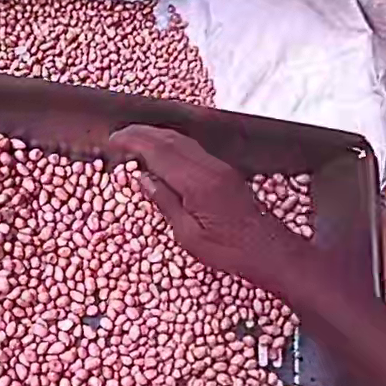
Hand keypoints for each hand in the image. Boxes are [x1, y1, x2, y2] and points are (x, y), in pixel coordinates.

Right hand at [108, 124, 319, 295]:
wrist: (272, 251)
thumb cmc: (229, 252)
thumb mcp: (189, 236)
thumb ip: (165, 203)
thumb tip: (142, 179)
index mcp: (197, 183)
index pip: (159, 152)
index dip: (134, 142)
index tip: (114, 140)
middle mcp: (209, 168)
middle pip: (171, 139)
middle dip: (142, 133)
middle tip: (118, 135)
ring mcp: (220, 168)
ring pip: (183, 141)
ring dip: (157, 136)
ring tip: (134, 140)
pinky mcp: (225, 173)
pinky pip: (193, 150)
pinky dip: (171, 145)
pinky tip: (162, 153)